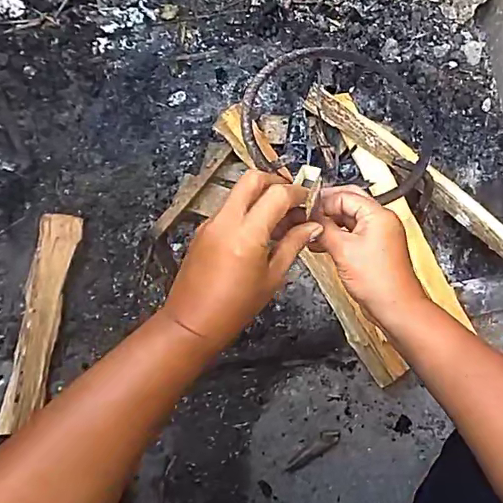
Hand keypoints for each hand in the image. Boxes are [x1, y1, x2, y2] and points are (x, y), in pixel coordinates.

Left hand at [160, 169, 322, 345]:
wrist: (191, 323)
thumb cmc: (231, 309)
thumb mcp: (272, 278)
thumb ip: (293, 245)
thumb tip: (311, 227)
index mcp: (246, 234)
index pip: (277, 194)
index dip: (298, 192)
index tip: (308, 200)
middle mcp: (225, 222)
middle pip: (253, 178)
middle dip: (277, 181)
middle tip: (293, 198)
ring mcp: (211, 223)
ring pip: (239, 191)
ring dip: (261, 196)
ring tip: (280, 220)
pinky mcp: (203, 230)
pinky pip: (229, 208)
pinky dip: (247, 210)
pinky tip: (260, 231)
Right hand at [310, 186, 426, 318]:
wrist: (396, 308)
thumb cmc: (380, 283)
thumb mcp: (343, 250)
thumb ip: (325, 229)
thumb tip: (311, 218)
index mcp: (378, 214)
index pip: (344, 195)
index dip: (322, 202)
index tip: (306, 209)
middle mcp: (382, 220)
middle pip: (348, 202)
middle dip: (326, 208)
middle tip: (306, 214)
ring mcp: (380, 234)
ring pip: (350, 218)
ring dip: (330, 223)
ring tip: (312, 231)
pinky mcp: (375, 248)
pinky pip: (353, 233)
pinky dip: (338, 235)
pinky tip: (323, 243)